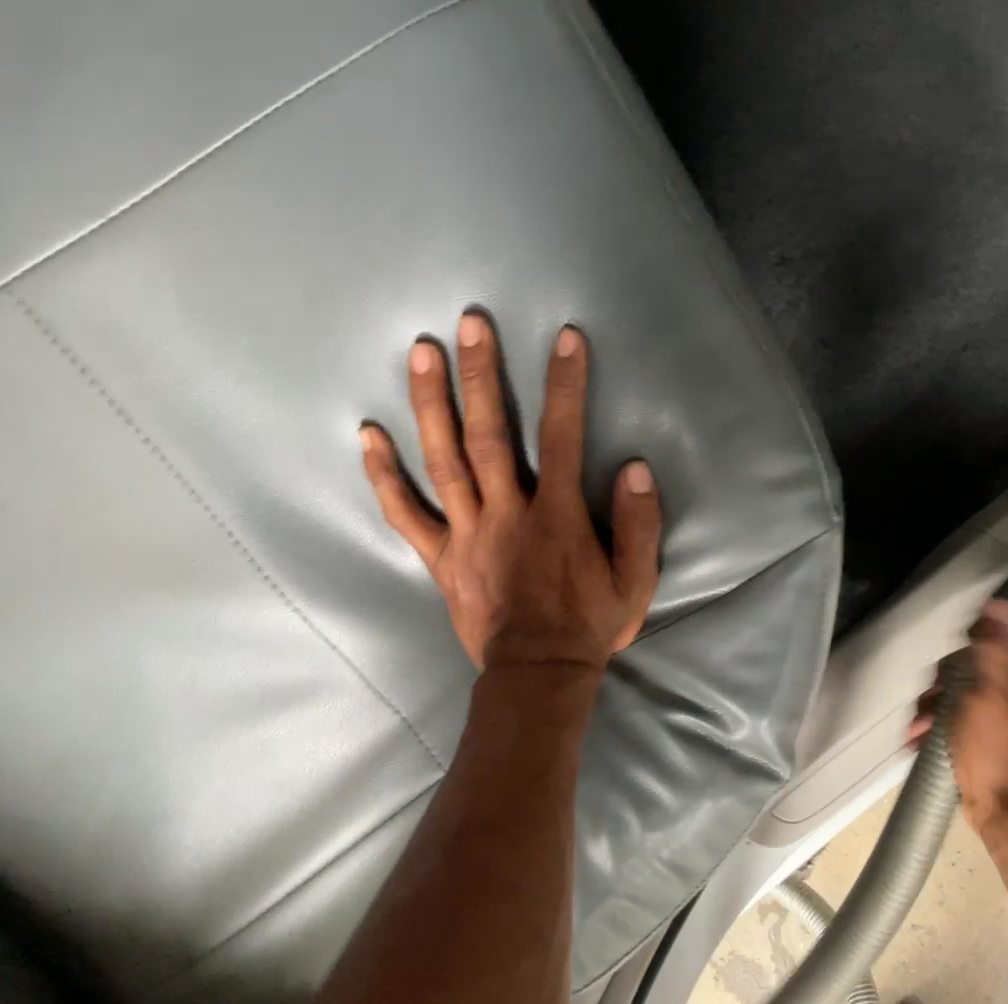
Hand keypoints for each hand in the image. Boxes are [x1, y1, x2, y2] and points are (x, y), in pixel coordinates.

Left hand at [359, 311, 661, 671]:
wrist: (537, 675)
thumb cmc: (590, 626)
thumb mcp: (636, 582)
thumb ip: (639, 525)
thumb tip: (633, 468)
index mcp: (556, 516)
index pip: (563, 437)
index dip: (565, 386)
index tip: (564, 340)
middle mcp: (506, 513)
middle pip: (489, 434)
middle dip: (482, 375)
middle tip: (469, 323)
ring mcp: (466, 533)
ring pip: (443, 459)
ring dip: (430, 403)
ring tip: (420, 352)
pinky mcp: (440, 556)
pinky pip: (405, 513)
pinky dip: (384, 474)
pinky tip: (368, 435)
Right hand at [912, 599, 1007, 834]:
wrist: (1001, 808)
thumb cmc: (997, 752)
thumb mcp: (993, 697)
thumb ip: (996, 654)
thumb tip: (997, 610)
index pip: (1005, 633)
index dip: (982, 627)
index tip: (955, 633)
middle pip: (969, 663)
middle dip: (943, 678)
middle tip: (933, 692)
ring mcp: (993, 714)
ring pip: (953, 691)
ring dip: (931, 706)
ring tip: (919, 726)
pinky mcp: (976, 735)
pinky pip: (948, 717)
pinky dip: (932, 725)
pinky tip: (918, 739)